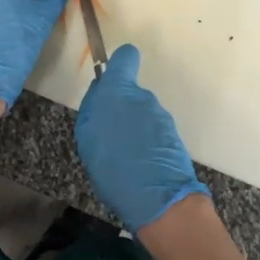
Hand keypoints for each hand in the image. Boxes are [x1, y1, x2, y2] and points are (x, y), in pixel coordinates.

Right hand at [77, 45, 209, 230]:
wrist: (160, 200)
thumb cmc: (112, 166)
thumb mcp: (87, 137)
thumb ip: (92, 109)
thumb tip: (100, 92)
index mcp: (117, 92)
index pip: (125, 58)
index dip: (119, 64)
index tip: (112, 79)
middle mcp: (142, 98)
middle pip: (129, 94)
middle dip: (120, 110)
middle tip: (108, 138)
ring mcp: (160, 117)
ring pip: (141, 115)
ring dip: (133, 130)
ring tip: (124, 159)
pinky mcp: (173, 136)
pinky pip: (153, 133)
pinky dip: (146, 145)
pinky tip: (139, 168)